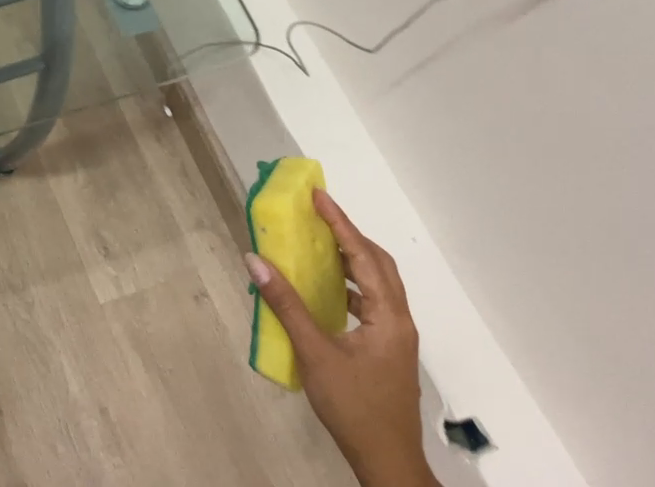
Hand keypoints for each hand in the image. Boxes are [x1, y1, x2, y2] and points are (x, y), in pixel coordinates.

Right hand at [246, 190, 436, 486]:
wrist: (386, 458)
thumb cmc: (353, 405)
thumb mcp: (314, 353)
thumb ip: (286, 305)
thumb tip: (255, 260)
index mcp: (389, 317)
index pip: (363, 257)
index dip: (341, 224)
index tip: (319, 196)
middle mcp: (399, 321)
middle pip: (378, 265)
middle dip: (349, 236)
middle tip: (318, 215)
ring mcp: (396, 337)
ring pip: (377, 284)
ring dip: (350, 259)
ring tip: (318, 243)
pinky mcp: (386, 349)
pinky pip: (371, 302)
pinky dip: (348, 284)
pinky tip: (324, 290)